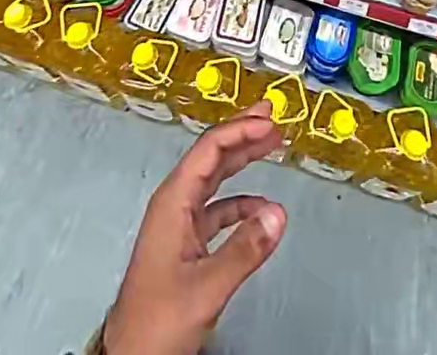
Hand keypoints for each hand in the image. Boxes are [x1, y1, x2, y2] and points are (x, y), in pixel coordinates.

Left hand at [102, 101, 285, 354]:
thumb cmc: (157, 321)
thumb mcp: (206, 287)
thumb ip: (244, 249)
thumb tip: (278, 213)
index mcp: (173, 201)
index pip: (209, 149)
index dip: (239, 130)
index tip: (268, 121)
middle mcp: (175, 202)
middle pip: (211, 155)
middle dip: (241, 132)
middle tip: (270, 116)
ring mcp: (179, 221)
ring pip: (215, 177)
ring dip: (242, 160)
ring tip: (270, 146)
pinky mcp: (186, 242)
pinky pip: (217, 208)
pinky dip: (240, 201)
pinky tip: (260, 206)